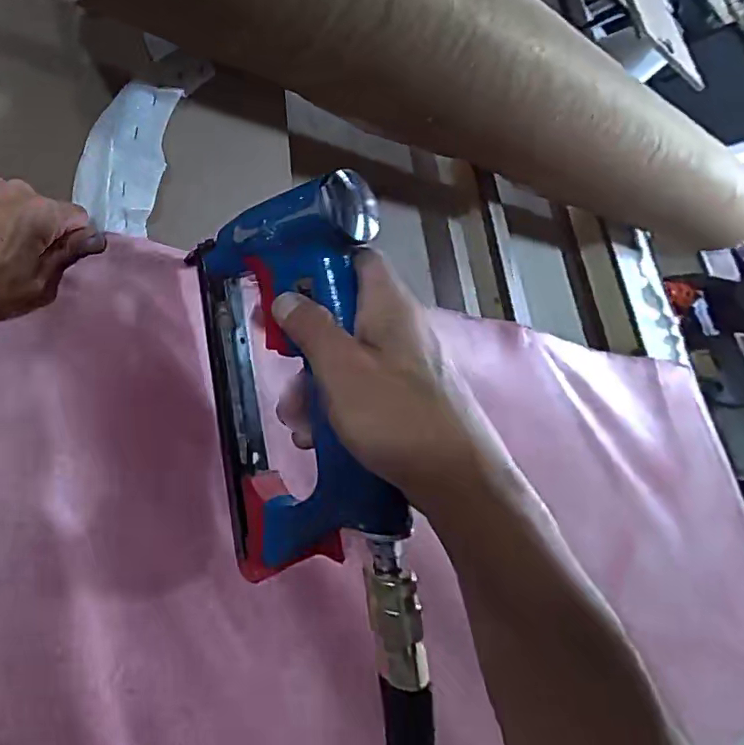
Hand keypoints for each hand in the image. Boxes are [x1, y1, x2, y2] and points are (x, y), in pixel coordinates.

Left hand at [0, 177, 105, 320]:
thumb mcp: (33, 284)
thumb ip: (66, 257)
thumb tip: (91, 239)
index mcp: (42, 211)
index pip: (79, 218)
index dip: (72, 241)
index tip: (54, 260)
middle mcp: (22, 188)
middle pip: (49, 209)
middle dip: (44, 230)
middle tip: (22, 258)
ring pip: (22, 203)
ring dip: (17, 220)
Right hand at [268, 250, 510, 508]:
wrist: (460, 485)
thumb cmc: (396, 416)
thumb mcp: (341, 369)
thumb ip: (311, 328)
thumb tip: (287, 297)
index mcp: (388, 305)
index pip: (357, 259)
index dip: (320, 265)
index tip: (286, 287)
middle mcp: (398, 327)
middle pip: (342, 314)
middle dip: (306, 345)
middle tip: (283, 367)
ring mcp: (404, 365)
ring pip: (346, 358)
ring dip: (314, 387)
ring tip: (297, 424)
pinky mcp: (405, 398)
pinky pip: (361, 389)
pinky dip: (336, 408)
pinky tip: (318, 440)